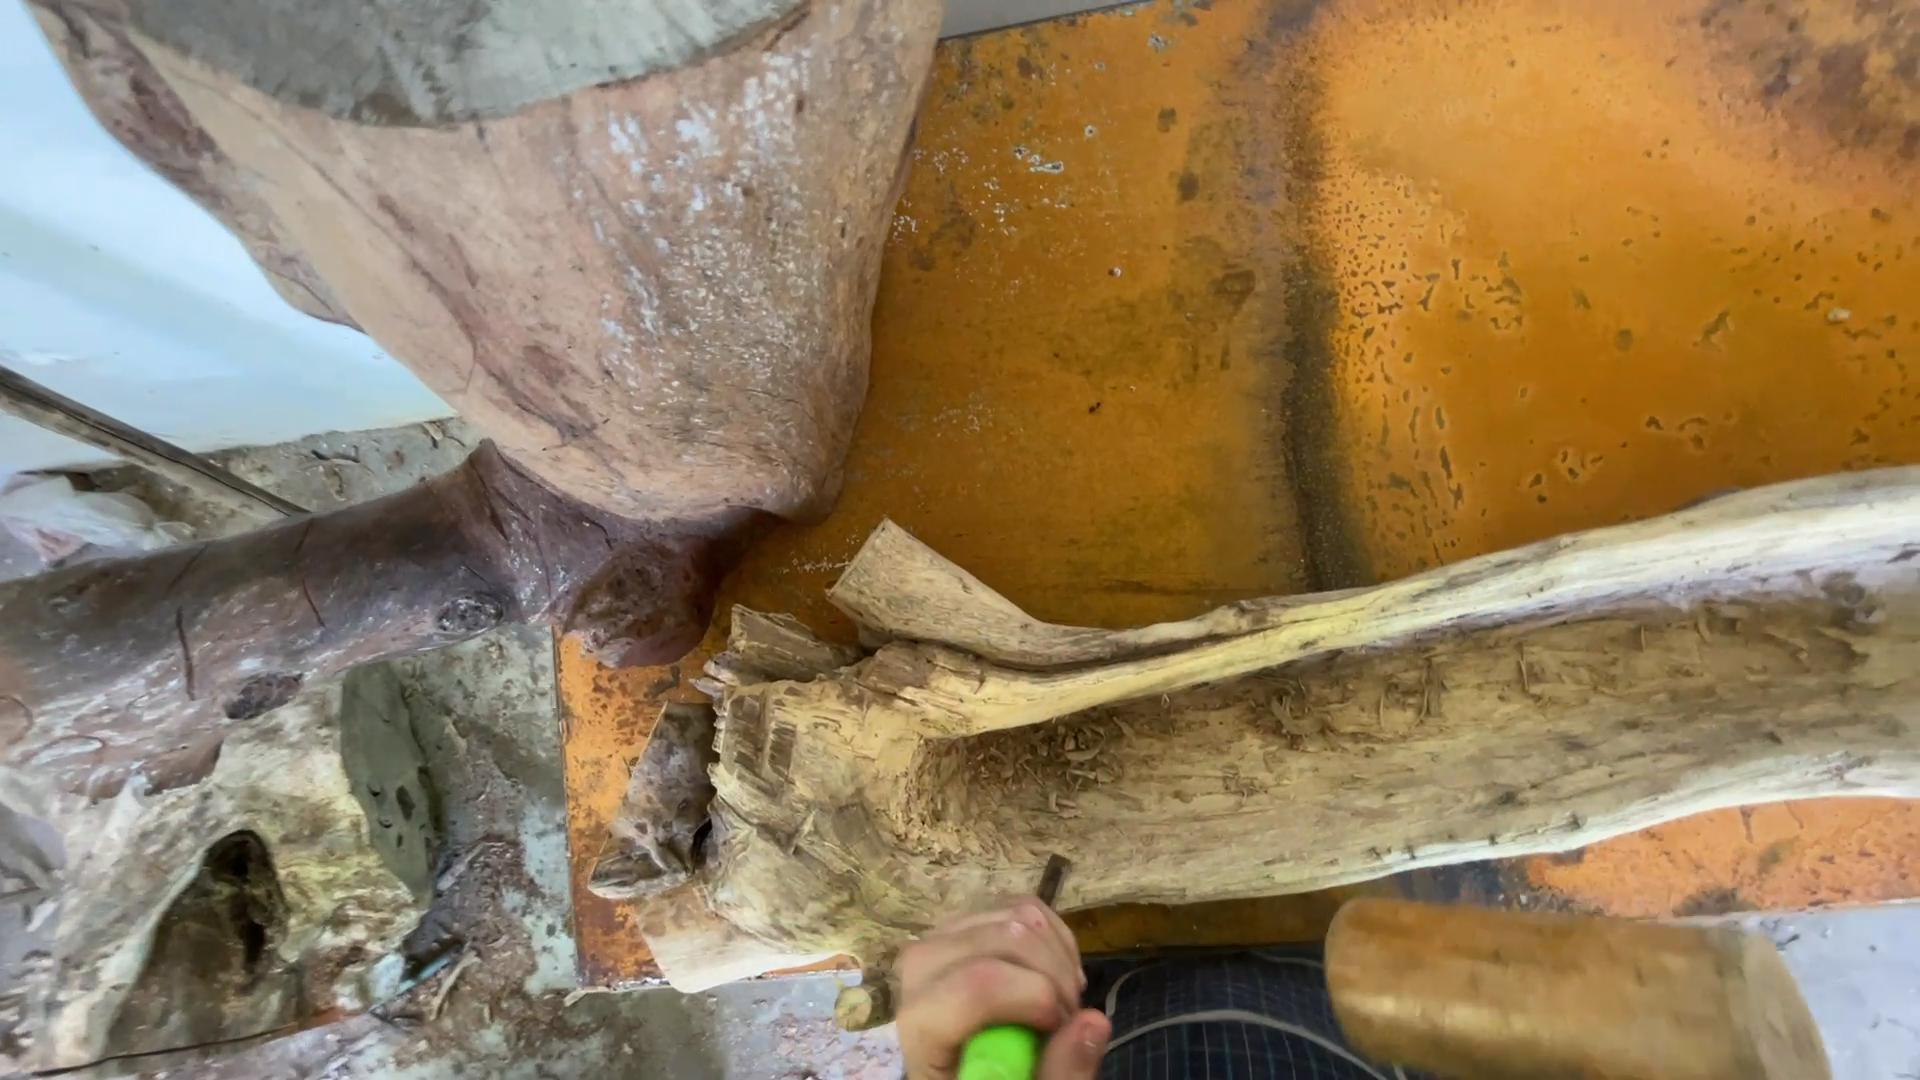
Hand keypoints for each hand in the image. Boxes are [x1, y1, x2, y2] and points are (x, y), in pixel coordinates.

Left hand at [895, 897, 1112, 1079]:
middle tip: (1069, 1023)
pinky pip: (1021, 904)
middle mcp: (920, 964)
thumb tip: (1094, 1021)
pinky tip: (1059, 975)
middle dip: (1056, 977)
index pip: (977, 985)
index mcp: (919, 1022)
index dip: (1036, 997)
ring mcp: (942, 934)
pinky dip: (1055, 937)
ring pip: (1018, 914)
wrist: (960, 1066)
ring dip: (1059, 957)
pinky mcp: (967, 919)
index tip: (1062, 1029)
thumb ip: (1057, 1073)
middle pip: (1006, 938)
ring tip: (1064, 1002)